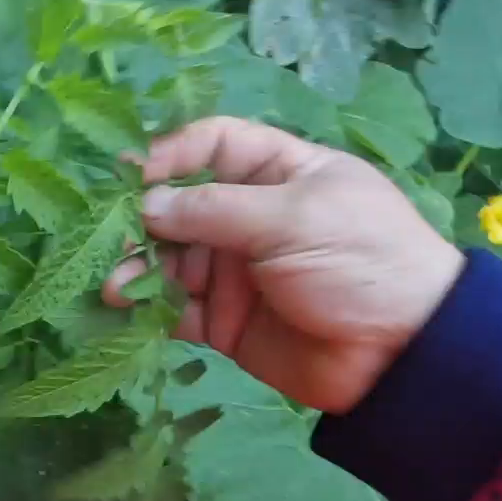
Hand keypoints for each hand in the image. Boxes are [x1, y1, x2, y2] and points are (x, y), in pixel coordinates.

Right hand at [104, 117, 464, 413]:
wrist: (393, 355)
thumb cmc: (357, 263)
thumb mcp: (293, 219)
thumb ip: (214, 209)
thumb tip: (144, 206)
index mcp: (277, 174)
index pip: (214, 145)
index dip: (171, 154)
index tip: (130, 176)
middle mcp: (247, 218)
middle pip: (178, 206)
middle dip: (140, 220)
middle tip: (108, 239)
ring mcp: (231, 271)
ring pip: (167, 261)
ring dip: (136, 269)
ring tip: (113, 286)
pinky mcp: (219, 320)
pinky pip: (171, 308)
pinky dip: (145, 309)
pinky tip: (123, 308)